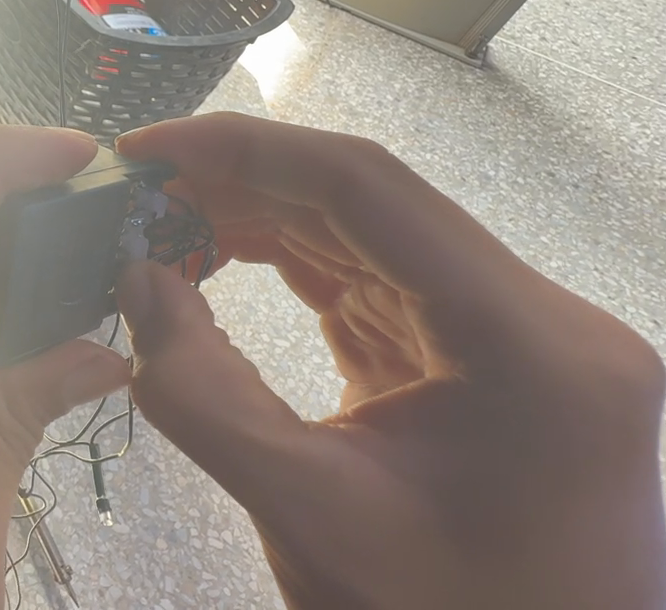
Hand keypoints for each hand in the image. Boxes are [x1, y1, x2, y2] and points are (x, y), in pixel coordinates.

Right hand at [115, 113, 665, 609]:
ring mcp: (500, 327)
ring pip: (349, 227)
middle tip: (135, 190)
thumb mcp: (307, 517)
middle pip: (355, 199)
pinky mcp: (461, 347)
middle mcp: (530, 314)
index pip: (363, 187)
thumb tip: (135, 277)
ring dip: (245, 214)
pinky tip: (210, 255)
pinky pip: (354, 270)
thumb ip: (201, 393)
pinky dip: (272, 254)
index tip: (146, 148)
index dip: (241, 149)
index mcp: (524, 342)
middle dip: (230, 181)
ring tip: (157, 221)